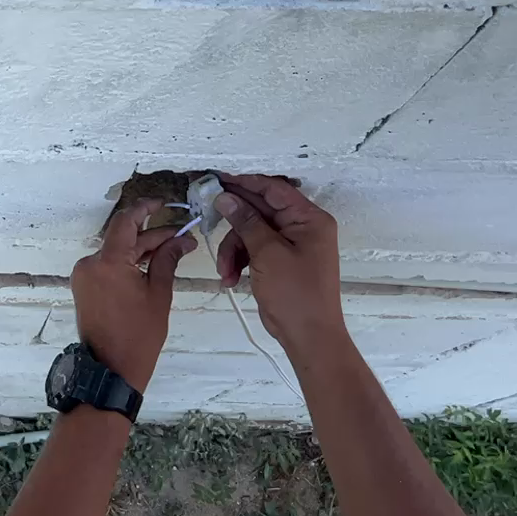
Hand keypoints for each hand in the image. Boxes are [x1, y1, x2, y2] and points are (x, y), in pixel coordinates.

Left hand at [70, 199, 195, 392]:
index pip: (125, 222)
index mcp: (107, 262)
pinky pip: (107, 265)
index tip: (163, 203)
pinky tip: (150, 264)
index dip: (145, 208)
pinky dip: (127, 262)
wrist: (110, 369)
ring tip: (172, 250)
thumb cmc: (138, 335)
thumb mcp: (159, 294)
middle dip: (152, 235)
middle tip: (182, 236)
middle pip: (122, 238)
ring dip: (140, 249)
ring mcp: (83, 274)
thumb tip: (182, 239)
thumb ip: (167, 260)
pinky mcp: (84, 285)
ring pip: (115, 251)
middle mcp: (90, 262)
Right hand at [213, 173, 347, 360]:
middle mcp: (302, 227)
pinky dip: (238, 260)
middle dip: (234, 222)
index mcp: (309, 219)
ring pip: (250, 231)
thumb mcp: (267, 253)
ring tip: (224, 269)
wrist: (308, 336)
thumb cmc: (296, 294)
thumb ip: (246, 221)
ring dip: (232, 249)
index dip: (244, 183)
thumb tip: (225, 197)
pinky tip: (230, 277)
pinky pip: (252, 248)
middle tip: (207, 215)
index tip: (217, 178)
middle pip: (259, 210)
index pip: (273, 189)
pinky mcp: (278, 259)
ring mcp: (290, 244)